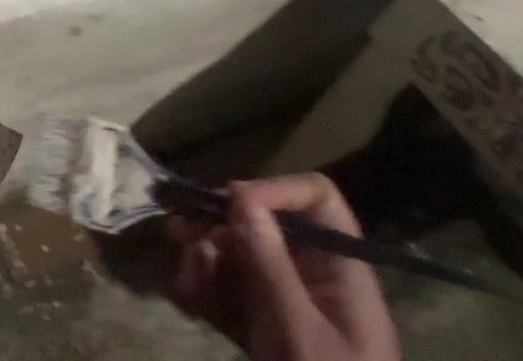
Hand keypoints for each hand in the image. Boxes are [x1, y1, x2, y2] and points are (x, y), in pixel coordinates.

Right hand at [167, 173, 400, 360]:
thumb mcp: (299, 332)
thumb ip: (270, 265)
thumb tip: (242, 195)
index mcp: (340, 271)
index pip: (317, 201)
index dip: (274, 190)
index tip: (231, 205)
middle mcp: (312, 277)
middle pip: (262, 224)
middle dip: (218, 228)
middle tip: (182, 238)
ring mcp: (284, 303)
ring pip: (234, 256)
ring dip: (201, 262)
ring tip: (185, 286)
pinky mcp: (260, 329)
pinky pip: (225, 290)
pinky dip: (200, 291)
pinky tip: (185, 302)